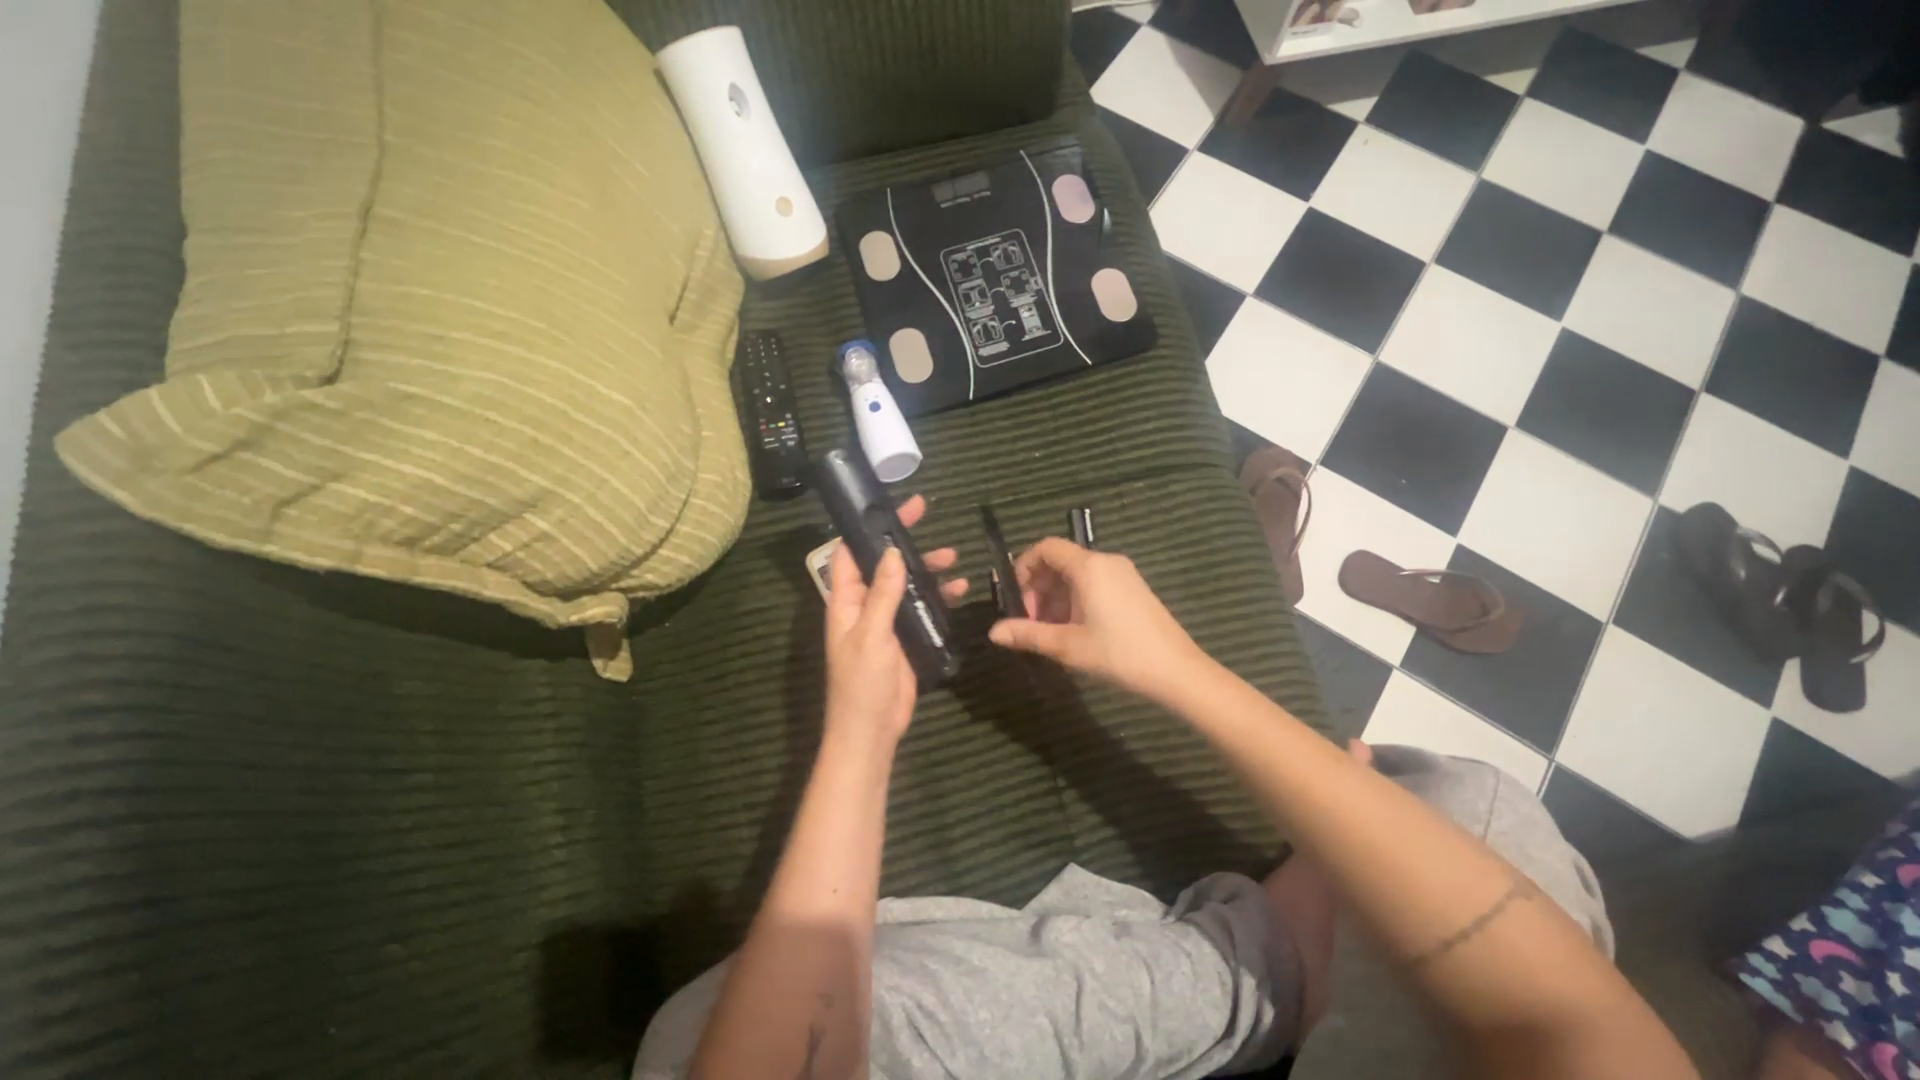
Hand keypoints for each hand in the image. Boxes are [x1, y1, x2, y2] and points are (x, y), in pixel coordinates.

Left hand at [822, 495, 967, 750]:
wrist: (872, 730)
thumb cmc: (862, 683)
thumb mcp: (871, 635)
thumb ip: (883, 594)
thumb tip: (891, 552)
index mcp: (845, 601)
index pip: (850, 553)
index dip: (867, 527)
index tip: (891, 506)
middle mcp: (864, 606)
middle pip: (882, 563)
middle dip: (903, 541)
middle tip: (928, 515)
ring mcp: (886, 622)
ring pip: (906, 584)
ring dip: (926, 569)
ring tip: (953, 557)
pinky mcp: (905, 638)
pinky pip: (922, 609)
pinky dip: (939, 597)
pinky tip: (959, 590)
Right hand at [987, 537, 1208, 700]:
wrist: (1175, 670)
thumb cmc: (1118, 654)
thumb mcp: (1067, 645)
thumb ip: (1027, 634)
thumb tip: (993, 632)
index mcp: (1088, 567)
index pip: (1046, 547)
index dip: (1024, 568)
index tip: (1016, 600)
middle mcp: (1106, 561)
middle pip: (1060, 561)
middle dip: (1039, 589)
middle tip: (1032, 623)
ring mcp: (1123, 574)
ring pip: (1077, 575)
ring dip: (1057, 598)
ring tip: (1052, 632)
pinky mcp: (1134, 588)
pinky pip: (1095, 583)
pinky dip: (1077, 600)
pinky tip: (1076, 631)